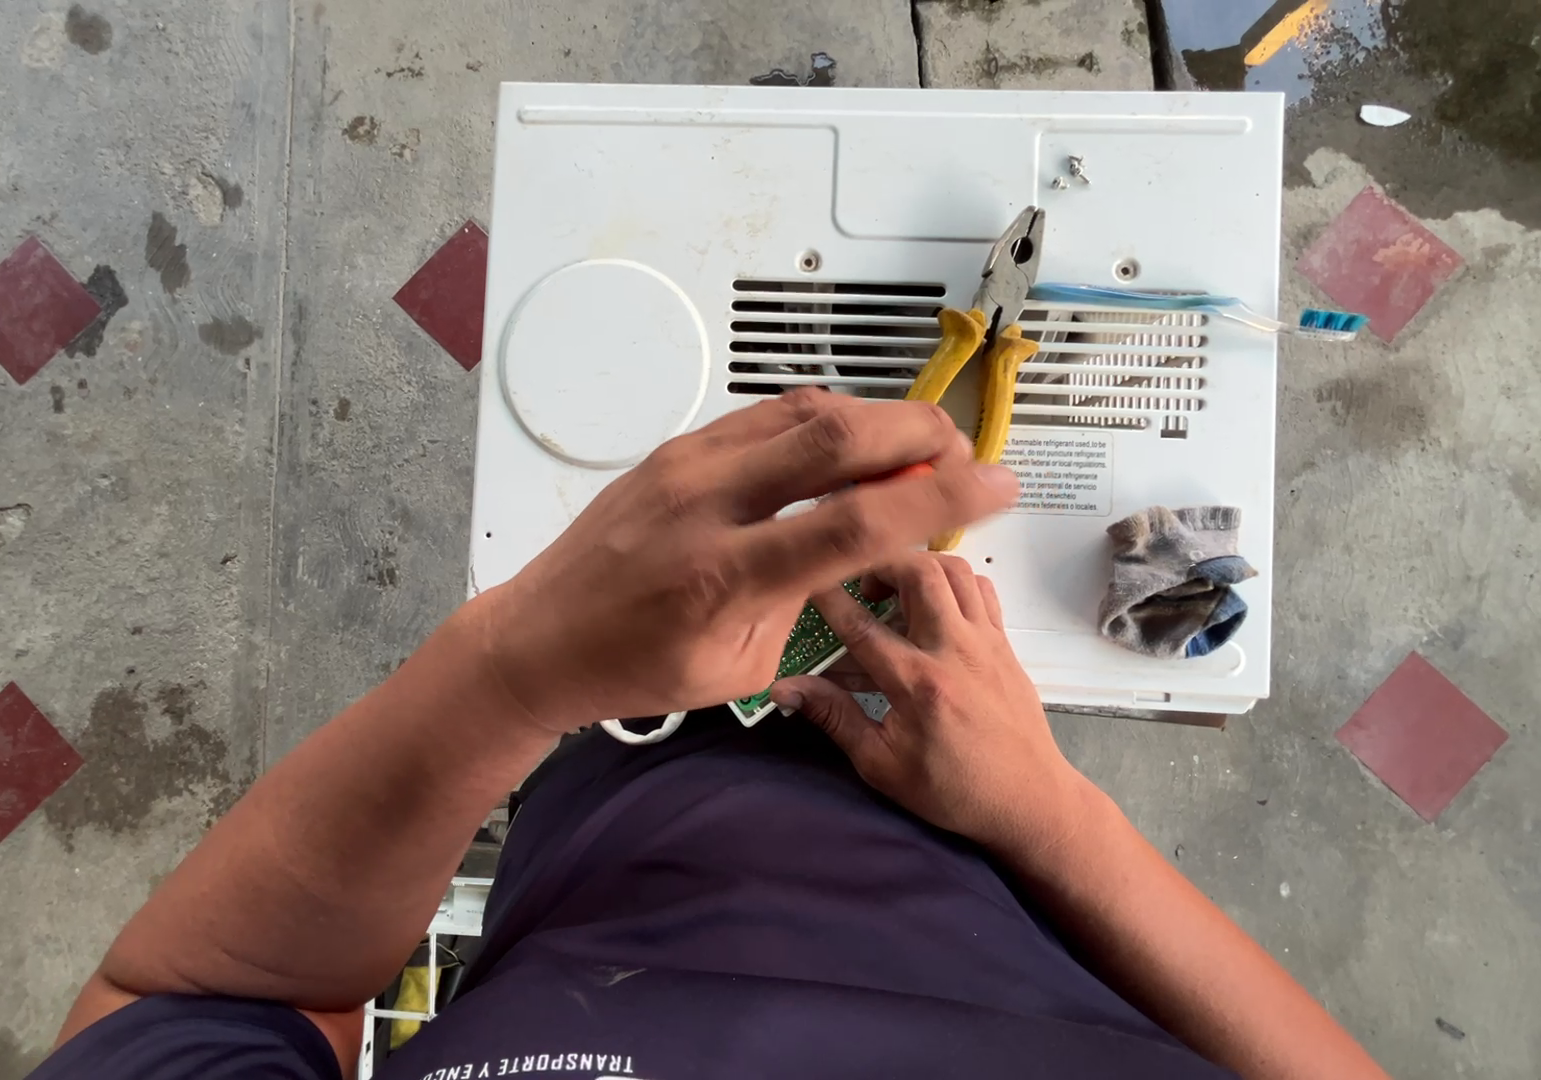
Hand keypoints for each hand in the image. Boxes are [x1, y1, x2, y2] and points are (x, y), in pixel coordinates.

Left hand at [472, 390, 1017, 732]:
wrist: (543, 636)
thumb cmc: (636, 668)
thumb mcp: (740, 664)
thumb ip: (803, 597)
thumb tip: (853, 539)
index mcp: (727, 578)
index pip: (859, 522)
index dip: (944, 499)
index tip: (998, 486)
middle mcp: (707, 504)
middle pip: (837, 437)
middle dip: (919, 434)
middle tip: (959, 455)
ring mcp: (685, 465)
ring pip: (804, 410)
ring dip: (873, 420)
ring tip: (911, 448)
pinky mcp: (673, 450)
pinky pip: (764, 416)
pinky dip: (820, 420)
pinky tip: (845, 442)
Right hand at [769, 552, 1090, 862]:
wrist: (1029, 802)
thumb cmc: (949, 790)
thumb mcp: (880, 763)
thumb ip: (833, 716)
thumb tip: (782, 689)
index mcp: (917, 684)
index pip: (861, 626)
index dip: (827, 597)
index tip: (804, 579)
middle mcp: (954, 651)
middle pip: (918, 572)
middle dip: (879, 562)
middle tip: (859, 583)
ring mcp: (985, 641)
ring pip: (954, 569)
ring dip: (916, 565)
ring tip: (893, 590)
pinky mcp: (1005, 642)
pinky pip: (980, 588)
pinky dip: (951, 580)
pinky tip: (932, 604)